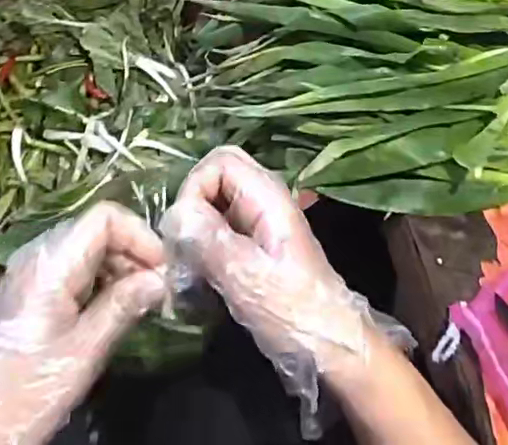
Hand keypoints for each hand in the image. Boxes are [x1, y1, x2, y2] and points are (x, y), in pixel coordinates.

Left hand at [0, 203, 166, 444]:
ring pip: (85, 250)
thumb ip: (123, 307)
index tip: (161, 268)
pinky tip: (109, 310)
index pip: (104, 217)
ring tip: (138, 302)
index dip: (139, 234)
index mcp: (51, 262)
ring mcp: (29, 273)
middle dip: (132, 252)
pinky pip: (70, 270)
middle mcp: (38, 256)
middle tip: (155, 289)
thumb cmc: (24, 392)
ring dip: (117, 267)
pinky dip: (97, 281)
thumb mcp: (82, 353)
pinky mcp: (26, 293)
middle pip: (96, 230)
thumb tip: (160, 280)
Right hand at [160, 147, 383, 381]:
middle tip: (181, 245)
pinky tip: (200, 275)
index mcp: (267, 195)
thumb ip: (209, 240)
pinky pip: (220, 224)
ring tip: (187, 265)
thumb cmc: (295, 310)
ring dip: (195, 226)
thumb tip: (174, 213)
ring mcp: (260, 218)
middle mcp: (264, 197)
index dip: (195, 187)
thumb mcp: (248, 278)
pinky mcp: (255, 241)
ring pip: (215, 200)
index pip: (218, 161)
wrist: (333, 346)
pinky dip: (203, 242)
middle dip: (191, 204)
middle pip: (215, 175)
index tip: (184, 230)